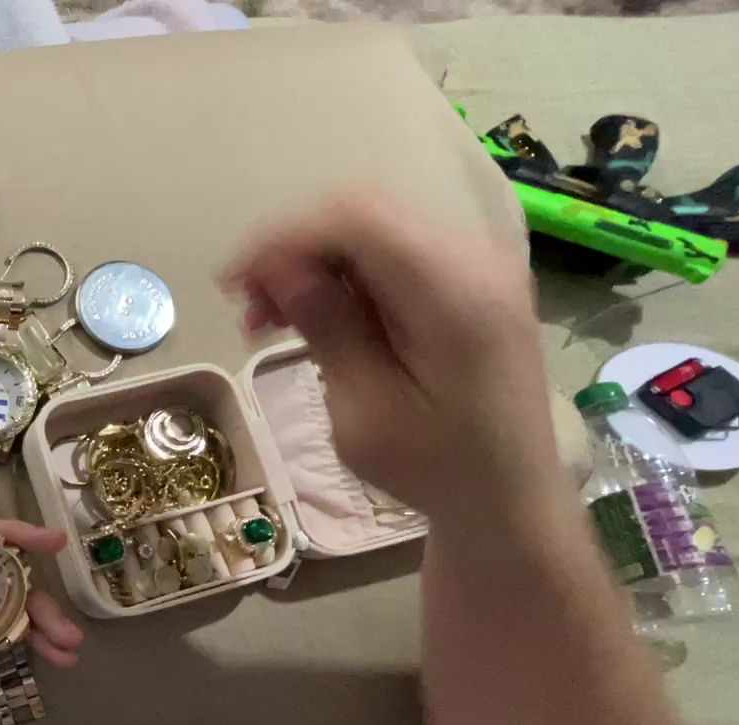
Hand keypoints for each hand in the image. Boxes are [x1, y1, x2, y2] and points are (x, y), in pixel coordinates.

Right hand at [224, 190, 562, 524]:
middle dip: (291, 253)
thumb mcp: (363, 409)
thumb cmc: (431, 466)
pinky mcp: (468, 285)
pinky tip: (312, 317)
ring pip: (372, 232)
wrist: (506, 494)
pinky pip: (391, 256)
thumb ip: (330, 330)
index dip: (282, 241)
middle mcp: (475, 260)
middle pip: (362, 216)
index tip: (231, 287)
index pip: (355, 220)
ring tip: (269, 321)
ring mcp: (477, 268)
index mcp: (454, 292)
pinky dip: (340, 277)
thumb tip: (282, 272)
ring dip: (310, 266)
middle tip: (247, 311)